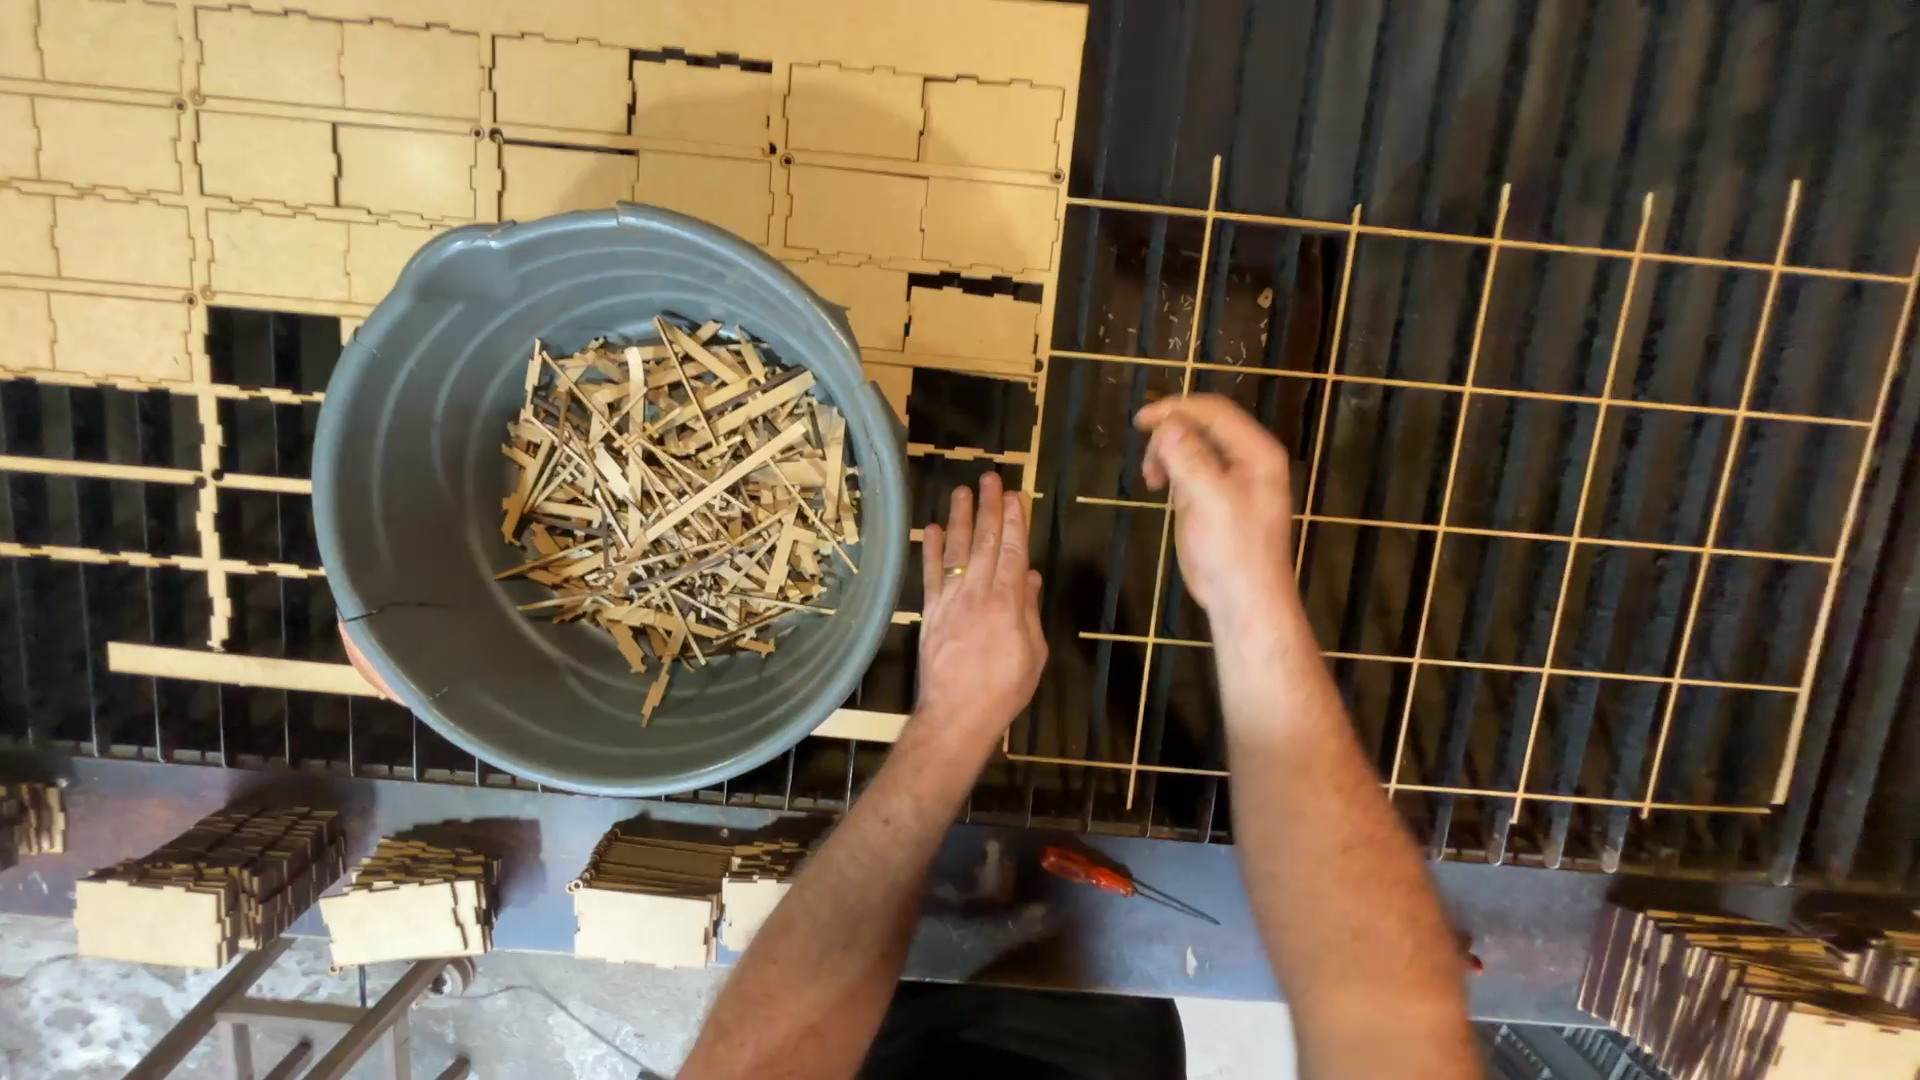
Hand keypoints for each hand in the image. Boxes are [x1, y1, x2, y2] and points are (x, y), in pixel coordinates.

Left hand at [914, 472, 1046, 741]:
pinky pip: (930, 574)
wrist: (957, 714)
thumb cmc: (1004, 688)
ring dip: (960, 518)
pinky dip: (931, 550)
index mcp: (1008, 601)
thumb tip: (1032, 577)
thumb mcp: (1033, 652)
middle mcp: (978, 591)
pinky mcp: (930, 612)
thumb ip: (1029, 611)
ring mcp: (950, 599)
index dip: (1015, 520)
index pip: (1014, 550)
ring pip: (957, 550)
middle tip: (990, 478)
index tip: (1014, 495)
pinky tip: (931, 528)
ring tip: (961, 490)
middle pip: (986, 542)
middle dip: (989, 508)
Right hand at [1136, 394, 1296, 629]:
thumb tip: (1167, 425)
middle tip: (1147, 467)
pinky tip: (1158, 487)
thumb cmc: (1233, 550)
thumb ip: (1190, 459)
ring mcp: (1228, 477)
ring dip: (1164, 453)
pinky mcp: (1211, 495)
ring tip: (1151, 481)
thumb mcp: (1211, 501)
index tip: (1139, 421)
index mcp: (1256, 452)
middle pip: (1200, 425)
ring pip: (1190, 445)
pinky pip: (1187, 466)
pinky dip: (1169, 469)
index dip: (1176, 408)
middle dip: (1168, 436)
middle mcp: (1245, 458)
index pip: (1214, 411)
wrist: (1242, 597)